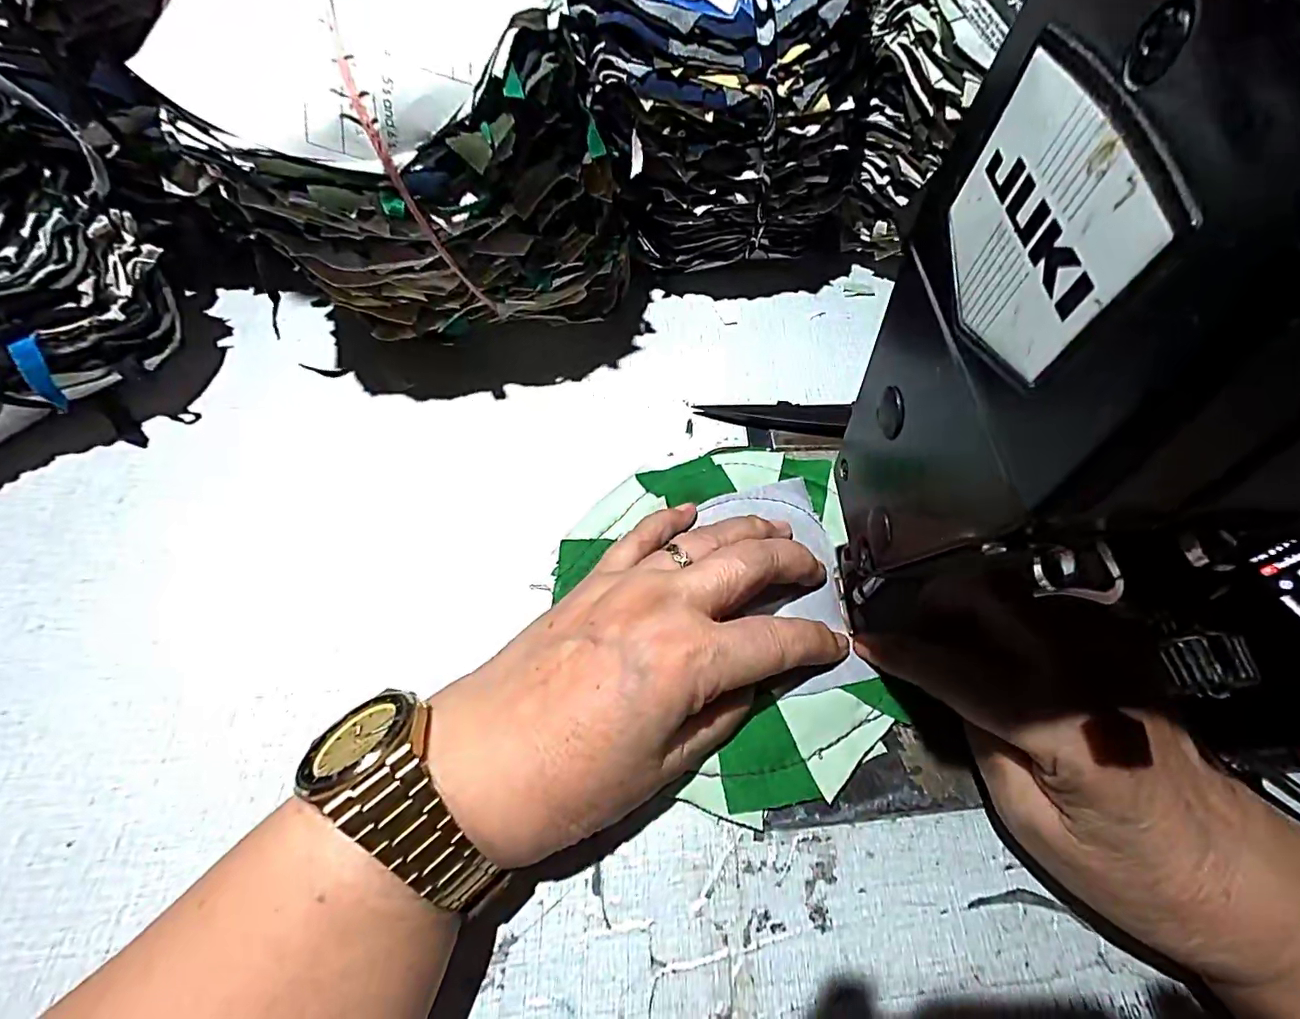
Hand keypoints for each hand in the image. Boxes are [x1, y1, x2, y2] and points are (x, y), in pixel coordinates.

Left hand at [425, 505, 845, 867]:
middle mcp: (667, 607)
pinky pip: (640, 536)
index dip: (816, 641)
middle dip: (795, 562)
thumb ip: (723, 713)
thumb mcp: (664, 768)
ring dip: (749, 528)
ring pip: (705, 538)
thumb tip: (755, 681)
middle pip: (751, 563)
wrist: (463, 775)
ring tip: (776, 529)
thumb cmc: (569, 787)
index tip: (836, 642)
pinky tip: (691, 512)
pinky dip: (669, 519)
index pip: (777, 640)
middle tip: (815, 571)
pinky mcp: (592, 582)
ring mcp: (627, 585)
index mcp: (691, 659)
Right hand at [856, 576, 1299, 989]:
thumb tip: (957, 695)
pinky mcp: (1133, 647)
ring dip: (977, 603)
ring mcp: (1116, 648)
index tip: (870, 638)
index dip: (908, 651)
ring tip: (952, 634)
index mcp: (1059, 723)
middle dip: (941, 601)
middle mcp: (1088, 666)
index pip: (961, 670)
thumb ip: (986, 749)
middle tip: (912, 626)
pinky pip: (1056, 608)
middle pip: (993, 599)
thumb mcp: (1037, 830)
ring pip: (1023, 593)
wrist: (1232, 868)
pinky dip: (1017, 614)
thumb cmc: (1132, 871)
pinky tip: (1007, 644)